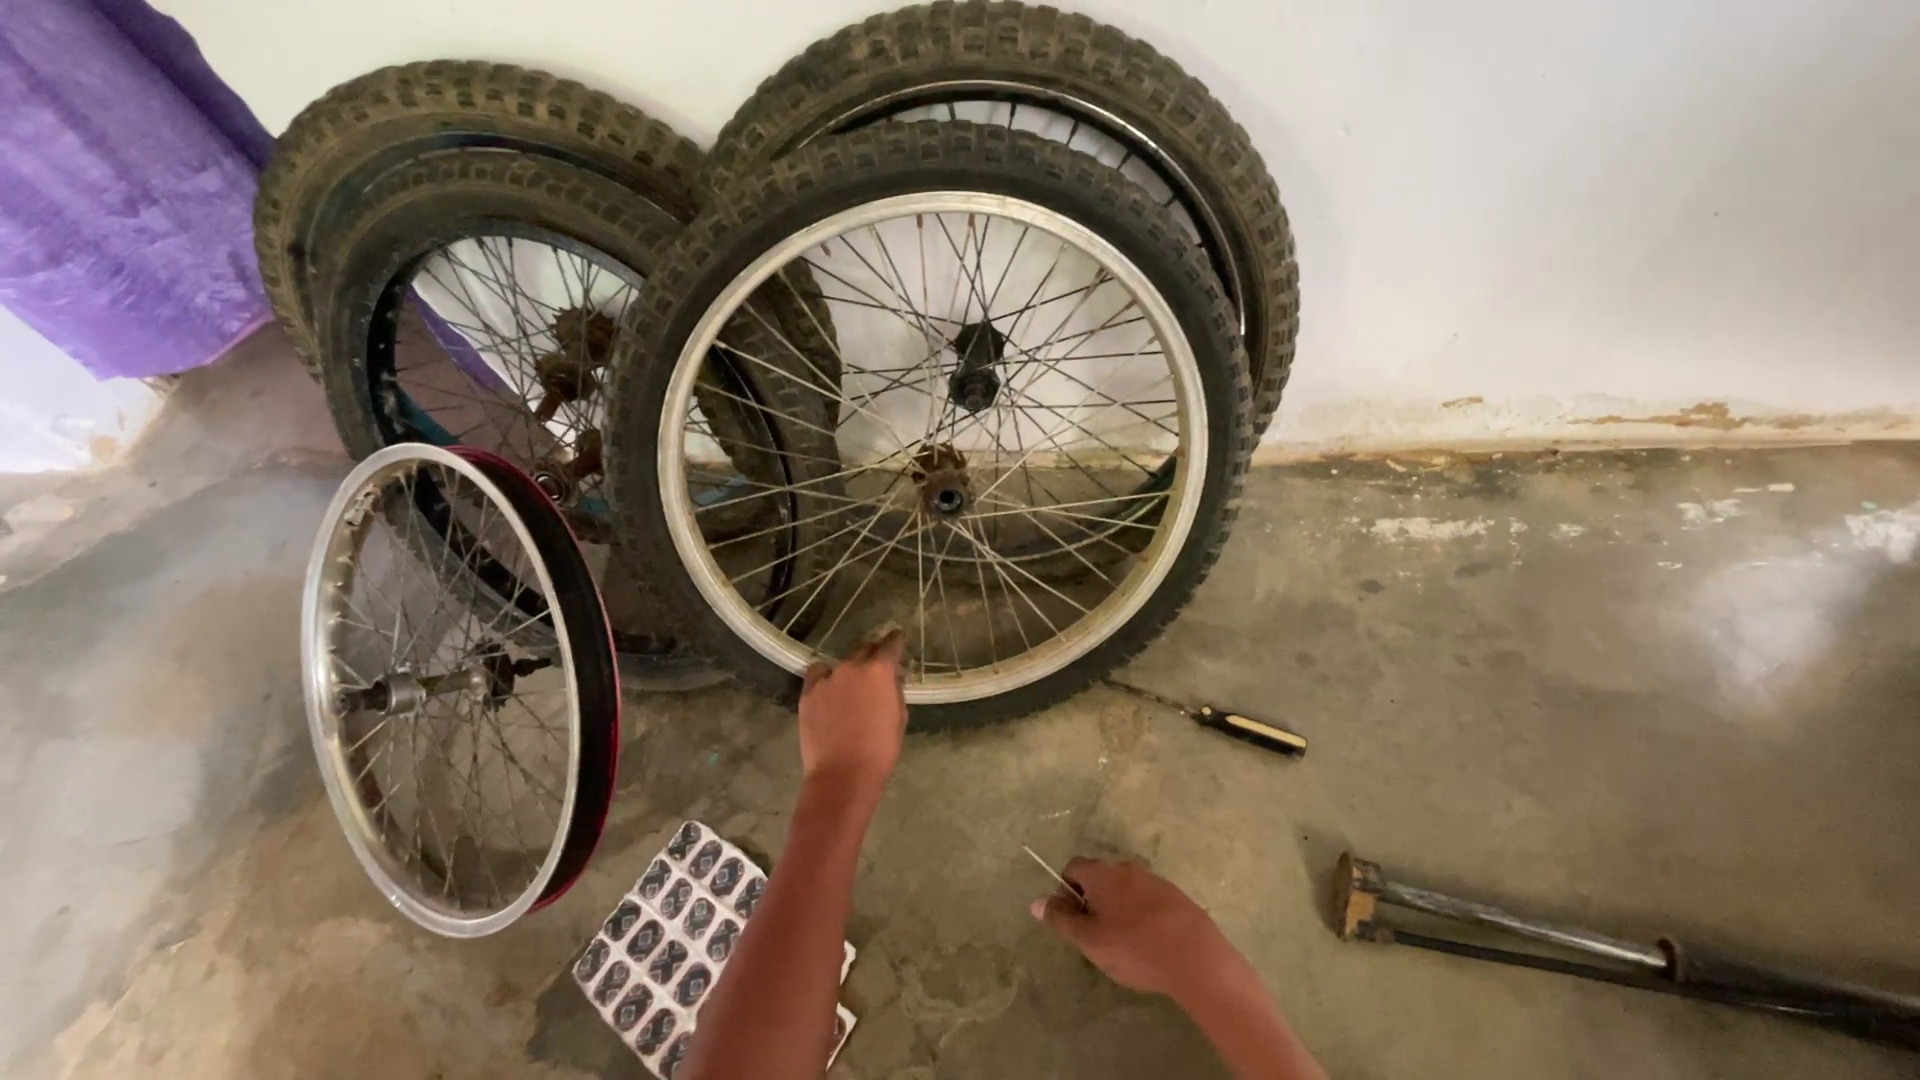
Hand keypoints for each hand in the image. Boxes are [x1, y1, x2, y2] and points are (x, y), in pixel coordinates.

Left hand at [797, 628, 907, 801]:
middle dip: (871, 655)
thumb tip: (892, 678)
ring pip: (840, 664)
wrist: (843, 773)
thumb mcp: (899, 718)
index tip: (897, 638)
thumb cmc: (880, 749)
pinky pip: (818, 675)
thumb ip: (895, 691)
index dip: (895, 640)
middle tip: (874, 669)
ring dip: (848, 670)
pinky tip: (828, 692)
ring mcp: (827, 678)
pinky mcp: (808, 693)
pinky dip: (824, 678)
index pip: (890, 644)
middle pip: (863, 649)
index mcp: (879, 671)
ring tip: (848, 686)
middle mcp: (852, 667)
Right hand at [1031, 858, 1242, 999]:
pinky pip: (1149, 899)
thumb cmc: (1133, 947)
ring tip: (1125, 941)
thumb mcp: (1089, 940)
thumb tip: (1036, 901)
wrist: (1195, 957)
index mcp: (1102, 874)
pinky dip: (1142, 913)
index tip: (1073, 919)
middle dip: (1092, 899)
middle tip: (1096, 934)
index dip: (1066, 890)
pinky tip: (1150, 942)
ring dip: (1119, 907)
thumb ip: (1061, 920)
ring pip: (1126, 888)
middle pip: (1100, 876)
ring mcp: (1155, 880)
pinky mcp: (1176, 896)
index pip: (1073, 867)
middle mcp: (1127, 868)